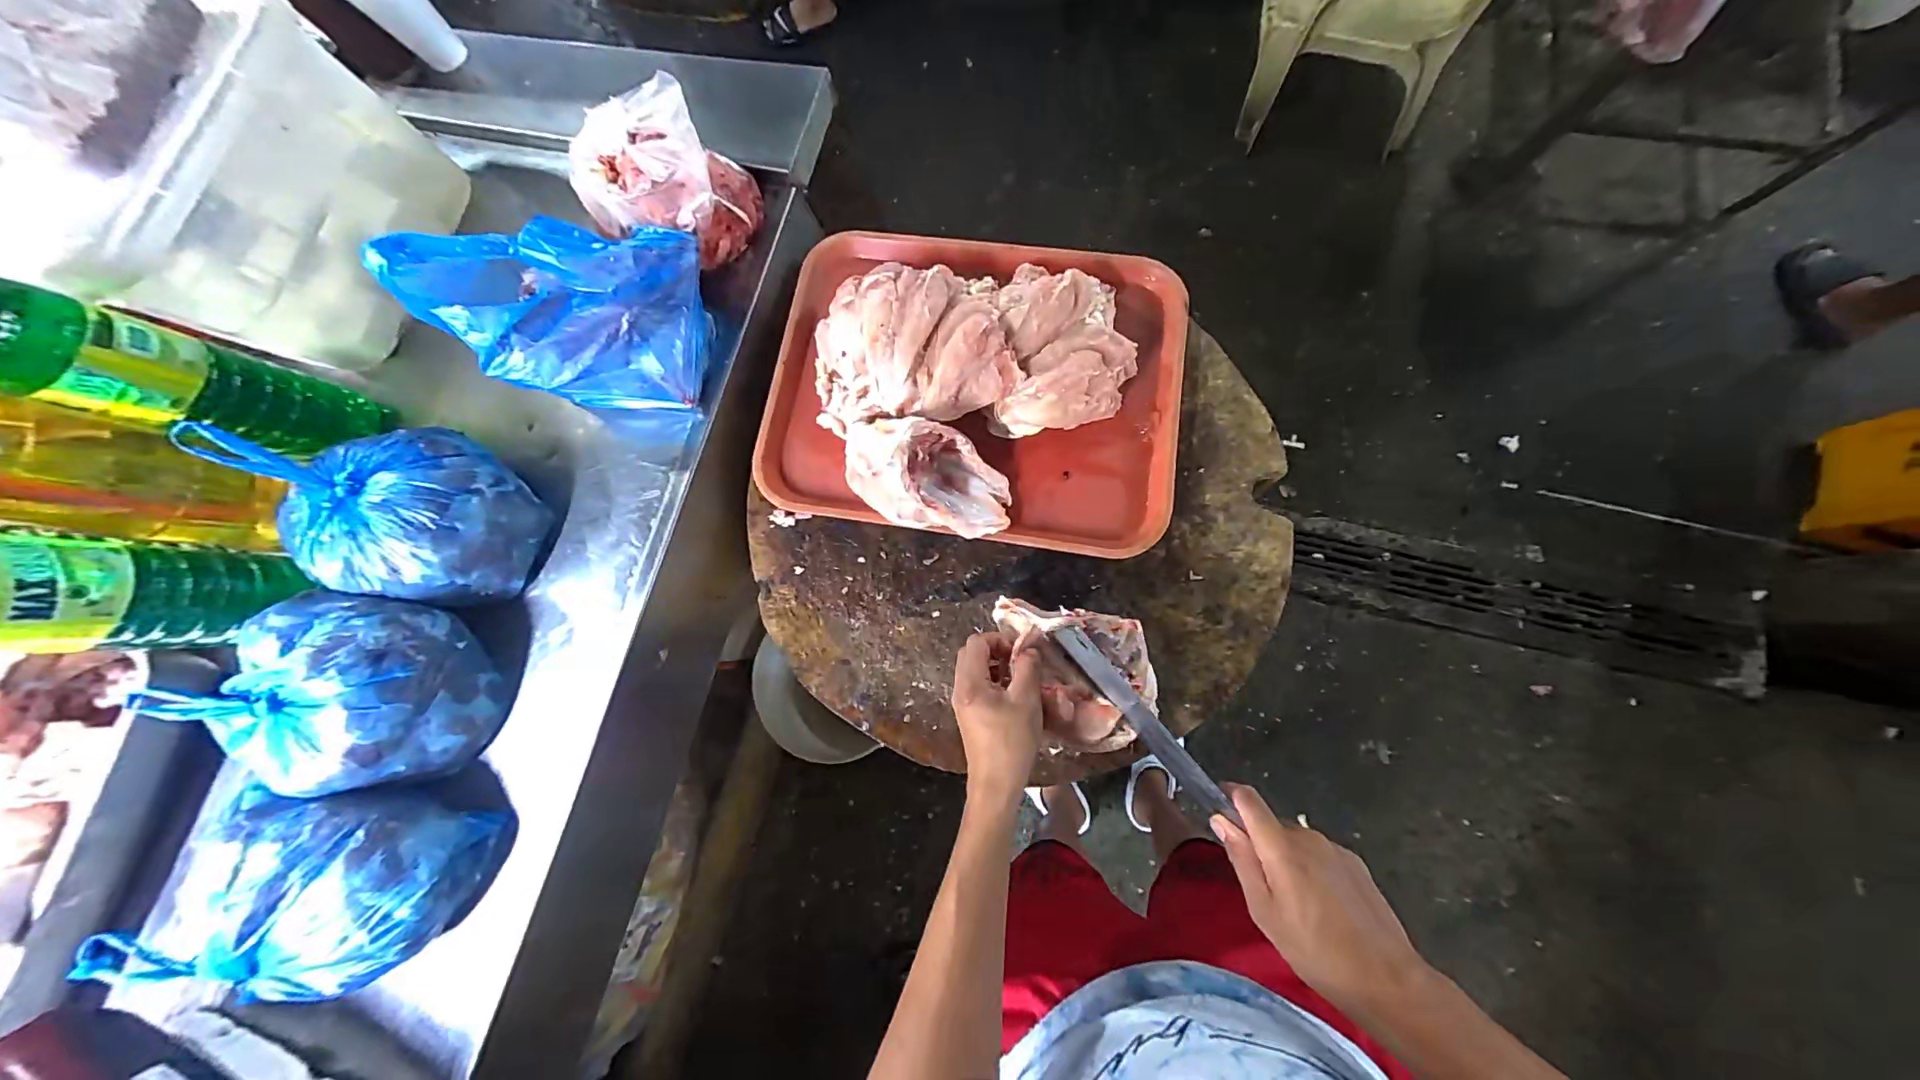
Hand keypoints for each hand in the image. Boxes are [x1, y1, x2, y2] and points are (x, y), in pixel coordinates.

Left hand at [951, 633, 1041, 801]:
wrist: (996, 784)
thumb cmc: (1012, 741)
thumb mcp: (1026, 700)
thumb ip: (1027, 668)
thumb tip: (1028, 649)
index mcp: (969, 683)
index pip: (976, 642)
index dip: (1000, 639)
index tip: (1022, 652)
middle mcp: (960, 689)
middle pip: (973, 654)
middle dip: (998, 651)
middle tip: (1020, 662)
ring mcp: (963, 703)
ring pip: (976, 670)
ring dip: (998, 667)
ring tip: (1022, 679)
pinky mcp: (970, 715)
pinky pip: (979, 687)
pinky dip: (996, 683)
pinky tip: (1016, 697)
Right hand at [1211, 783, 1429, 1011]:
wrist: (1387, 980)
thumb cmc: (1314, 950)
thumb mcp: (1263, 910)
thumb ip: (1242, 859)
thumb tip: (1221, 820)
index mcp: (1281, 846)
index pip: (1248, 799)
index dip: (1230, 796)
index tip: (1218, 808)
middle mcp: (1309, 837)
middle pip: (1272, 824)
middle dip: (1259, 843)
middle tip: (1260, 886)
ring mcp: (1336, 849)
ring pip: (1296, 841)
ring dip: (1286, 858)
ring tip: (1294, 903)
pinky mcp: (1357, 864)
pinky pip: (1319, 855)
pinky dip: (1310, 868)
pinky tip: (1322, 906)